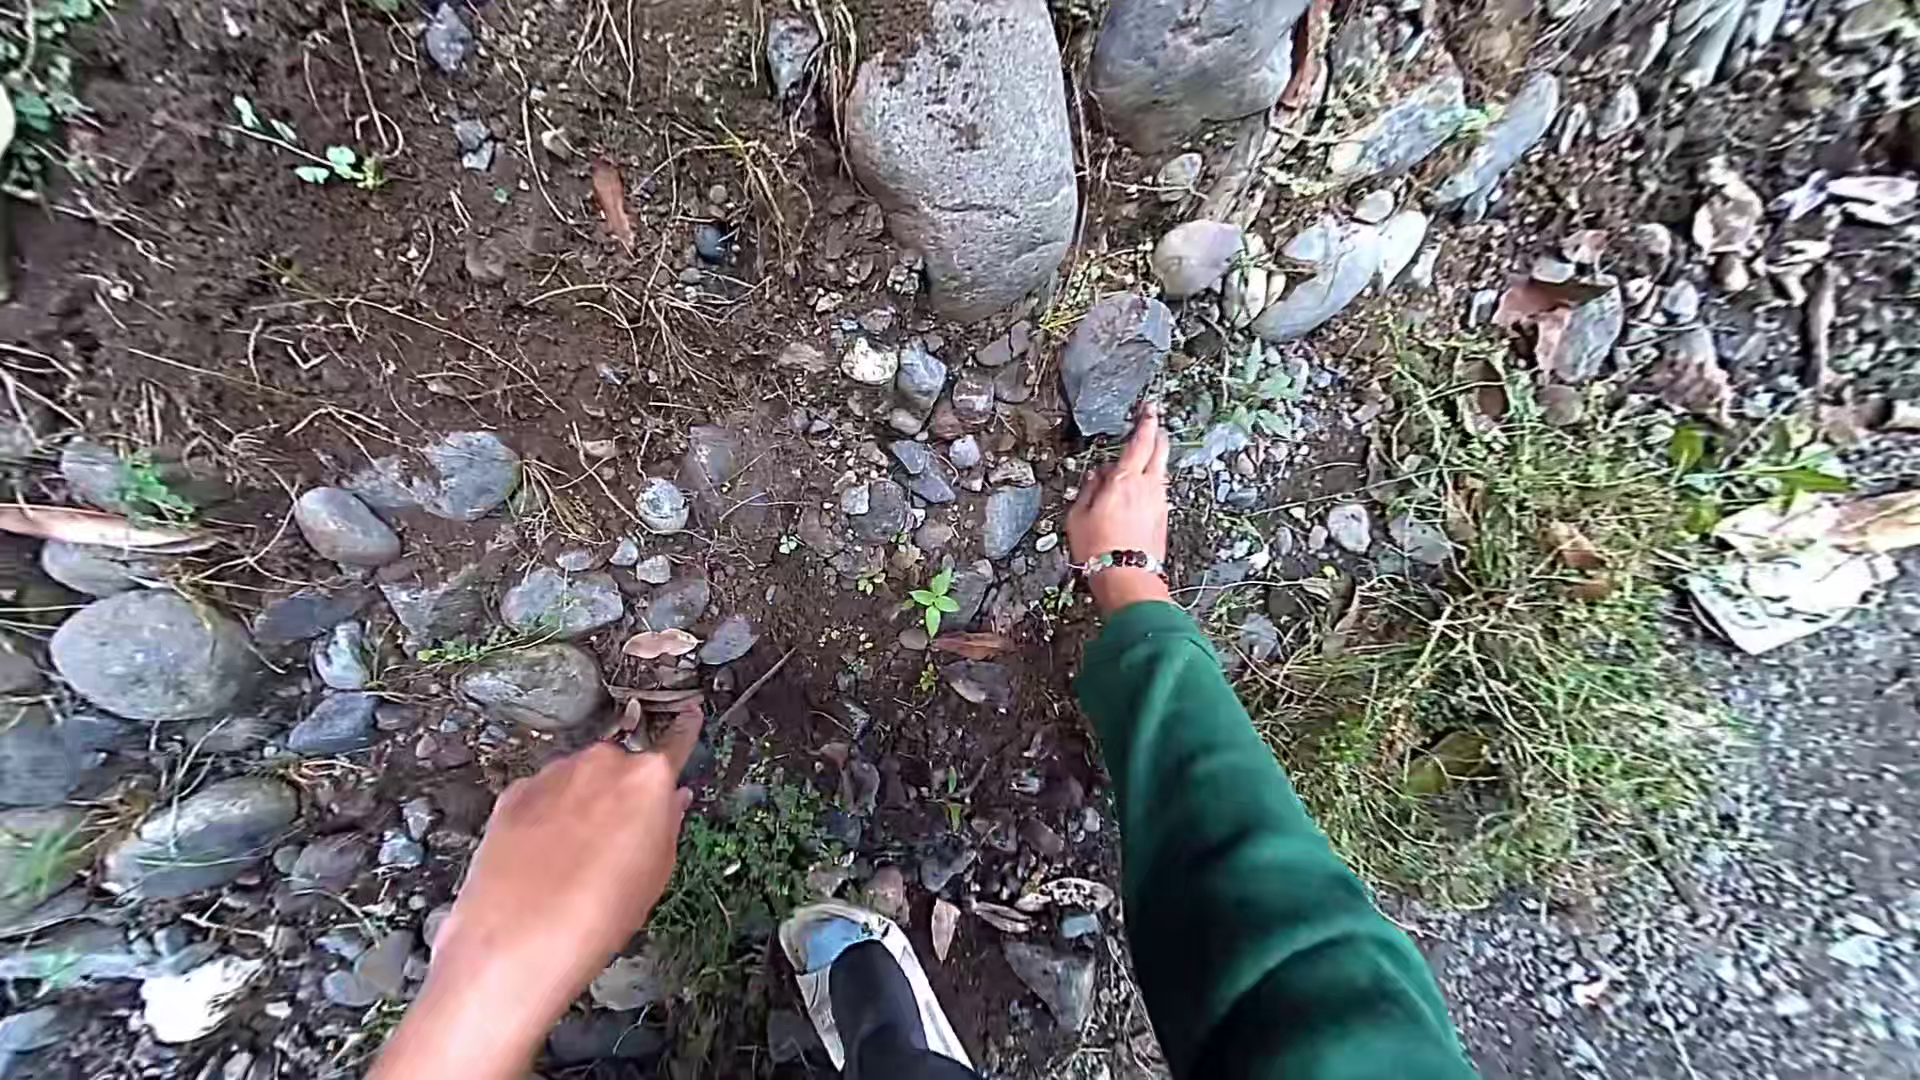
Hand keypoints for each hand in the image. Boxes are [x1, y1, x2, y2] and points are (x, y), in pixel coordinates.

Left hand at [371, 704, 701, 1079]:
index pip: (678, 737)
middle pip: (623, 763)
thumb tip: (672, 799)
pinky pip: (545, 791)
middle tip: (616, 831)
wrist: (514, 948)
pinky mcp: (514, 793)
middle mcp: (605, 761)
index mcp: (650, 776)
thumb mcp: (658, 870)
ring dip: (583, 797)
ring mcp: (556, 774)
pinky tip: (540, 851)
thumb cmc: (603, 912)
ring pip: (582, 776)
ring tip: (570, 850)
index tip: (690, 712)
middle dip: (623, 787)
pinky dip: (548, 810)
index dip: (686, 725)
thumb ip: (669, 822)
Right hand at [1068, 402, 1172, 614]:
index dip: (1146, 423)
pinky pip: (1158, 491)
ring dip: (1153, 461)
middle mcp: (1148, 487)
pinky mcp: (1162, 518)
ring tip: (1141, 460)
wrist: (1126, 578)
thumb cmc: (1098, 549)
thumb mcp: (1078, 516)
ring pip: (1160, 471)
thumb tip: (1097, 476)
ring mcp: (1159, 503)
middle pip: (1160, 451)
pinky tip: (1140, 489)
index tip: (1149, 410)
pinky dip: (1151, 483)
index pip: (1141, 442)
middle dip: (1157, 435)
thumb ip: (1089, 489)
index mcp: (1125, 480)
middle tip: (1152, 426)